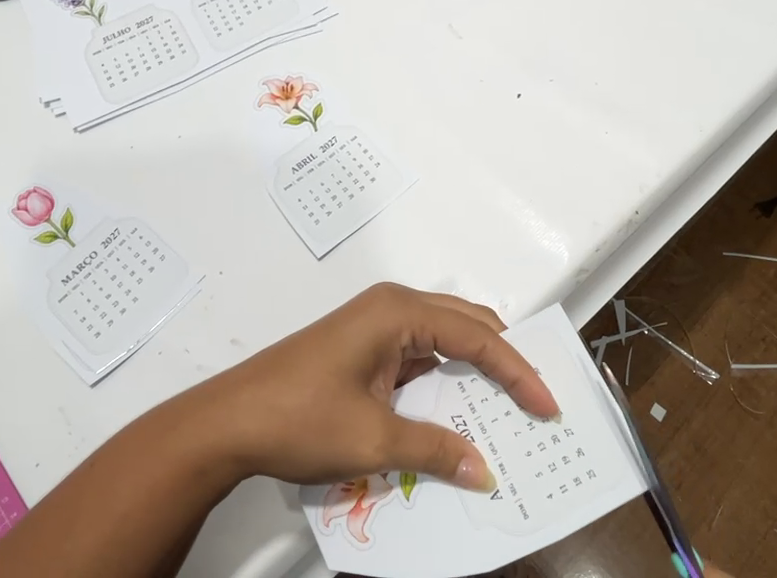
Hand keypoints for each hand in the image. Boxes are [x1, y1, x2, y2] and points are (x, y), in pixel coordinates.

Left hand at [187, 283, 559, 490]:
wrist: (228, 421)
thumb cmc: (299, 418)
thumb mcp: (374, 439)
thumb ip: (434, 449)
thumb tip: (484, 470)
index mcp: (399, 311)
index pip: (478, 335)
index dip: (518, 370)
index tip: (548, 404)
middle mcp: (392, 306)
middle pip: (466, 324)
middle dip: (503, 360)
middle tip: (536, 399)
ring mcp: (376, 325)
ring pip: (444, 337)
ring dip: (475, 369)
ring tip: (508, 405)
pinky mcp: (365, 346)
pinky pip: (420, 354)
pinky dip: (445, 379)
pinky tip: (459, 411)